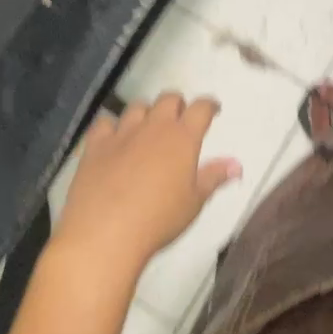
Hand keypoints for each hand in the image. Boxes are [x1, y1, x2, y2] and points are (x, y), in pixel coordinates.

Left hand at [54, 93, 241, 266]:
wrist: (104, 235)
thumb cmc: (158, 220)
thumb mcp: (194, 202)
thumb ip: (214, 178)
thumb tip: (237, 164)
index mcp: (183, 137)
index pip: (201, 107)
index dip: (209, 105)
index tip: (213, 111)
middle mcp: (154, 126)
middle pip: (169, 98)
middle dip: (177, 105)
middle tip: (179, 122)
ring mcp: (123, 133)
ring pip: (137, 106)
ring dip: (146, 113)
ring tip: (147, 129)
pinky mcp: (96, 145)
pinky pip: (105, 123)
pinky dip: (112, 127)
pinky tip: (114, 139)